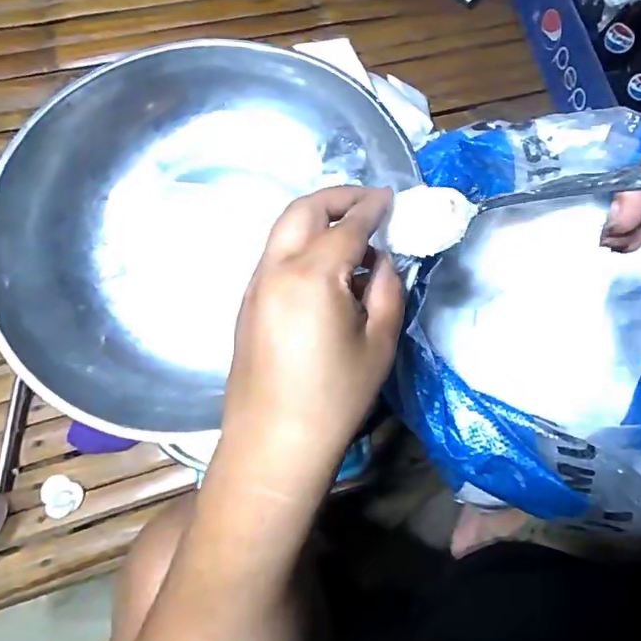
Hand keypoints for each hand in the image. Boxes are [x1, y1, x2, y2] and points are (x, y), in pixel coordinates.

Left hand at [219, 186, 404, 493]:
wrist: (273, 443)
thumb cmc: (335, 397)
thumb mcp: (379, 341)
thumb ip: (386, 288)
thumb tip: (379, 260)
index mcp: (312, 275)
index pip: (347, 224)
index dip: (373, 206)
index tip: (392, 197)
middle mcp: (276, 268)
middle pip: (304, 209)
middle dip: (339, 197)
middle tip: (370, 203)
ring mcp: (256, 283)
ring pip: (285, 228)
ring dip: (318, 218)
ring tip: (353, 232)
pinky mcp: (249, 301)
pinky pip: (277, 253)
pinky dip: (303, 241)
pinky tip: (329, 266)